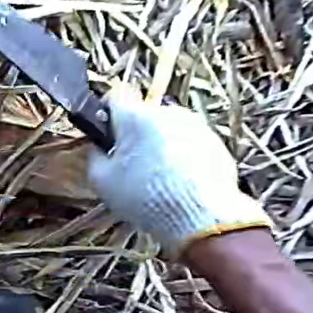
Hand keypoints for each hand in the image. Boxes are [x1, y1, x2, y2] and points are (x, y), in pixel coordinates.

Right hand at [87, 86, 269, 255]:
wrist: (201, 217)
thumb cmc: (143, 197)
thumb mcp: (101, 180)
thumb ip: (95, 155)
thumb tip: (99, 145)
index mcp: (137, 117)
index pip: (115, 95)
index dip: (105, 112)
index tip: (104, 132)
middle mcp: (169, 113)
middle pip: (143, 115)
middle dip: (134, 133)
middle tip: (128, 164)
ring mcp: (197, 126)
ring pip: (167, 128)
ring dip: (157, 143)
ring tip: (155, 176)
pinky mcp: (217, 142)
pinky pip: (189, 142)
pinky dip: (180, 155)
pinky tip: (177, 181)